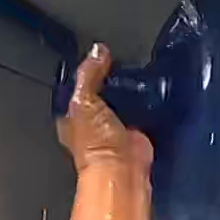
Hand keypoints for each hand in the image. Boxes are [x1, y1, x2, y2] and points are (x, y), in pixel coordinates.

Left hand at [57, 44, 153, 176]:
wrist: (124, 169)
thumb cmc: (95, 145)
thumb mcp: (84, 100)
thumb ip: (89, 74)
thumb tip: (97, 50)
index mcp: (71, 115)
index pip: (76, 86)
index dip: (85, 70)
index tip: (98, 54)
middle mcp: (92, 121)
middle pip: (101, 91)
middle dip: (110, 79)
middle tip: (119, 63)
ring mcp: (115, 126)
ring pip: (122, 99)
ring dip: (129, 90)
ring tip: (136, 74)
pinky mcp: (136, 131)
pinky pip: (141, 109)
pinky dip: (146, 101)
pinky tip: (148, 91)